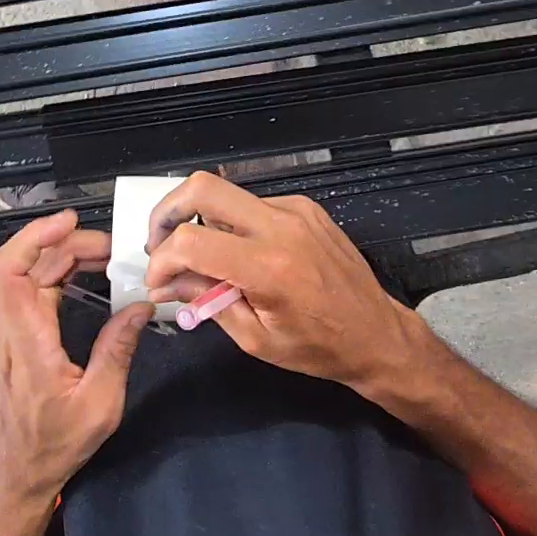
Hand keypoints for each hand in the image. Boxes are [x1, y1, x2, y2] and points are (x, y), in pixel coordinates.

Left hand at [0, 210, 154, 510]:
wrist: (14, 475)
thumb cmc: (53, 446)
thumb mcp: (99, 404)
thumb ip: (118, 350)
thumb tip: (139, 305)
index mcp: (28, 341)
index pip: (8, 272)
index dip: (32, 237)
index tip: (69, 222)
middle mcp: (12, 327)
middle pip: (29, 262)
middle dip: (70, 242)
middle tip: (114, 248)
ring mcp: (12, 329)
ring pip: (33, 272)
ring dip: (67, 254)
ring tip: (109, 257)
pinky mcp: (19, 334)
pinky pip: (36, 288)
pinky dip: (63, 271)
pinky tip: (91, 274)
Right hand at [142, 172, 425, 388]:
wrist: (377, 334)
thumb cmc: (317, 348)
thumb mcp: (254, 338)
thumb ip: (206, 301)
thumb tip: (165, 282)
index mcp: (268, 266)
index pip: (191, 241)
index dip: (162, 260)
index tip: (159, 282)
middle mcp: (281, 225)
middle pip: (202, 187)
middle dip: (167, 212)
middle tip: (160, 245)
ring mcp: (296, 210)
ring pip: (226, 194)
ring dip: (202, 220)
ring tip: (200, 258)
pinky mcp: (306, 207)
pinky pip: (254, 204)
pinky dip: (234, 225)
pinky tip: (240, 254)